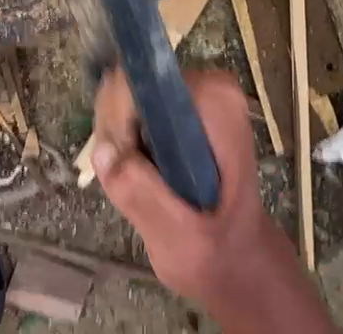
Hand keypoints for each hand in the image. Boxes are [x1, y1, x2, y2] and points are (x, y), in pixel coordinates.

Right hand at [92, 71, 327, 329]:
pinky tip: (137, 172)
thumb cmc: (218, 252)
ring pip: (122, 95)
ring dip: (117, 139)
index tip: (122, 161)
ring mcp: (191, 92)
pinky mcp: (178, 105)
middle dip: (116, 131)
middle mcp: (206, 84)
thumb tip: (104, 151)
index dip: (120, 119)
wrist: (238, 259)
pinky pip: (129, 107)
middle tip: (126, 179)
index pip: (142, 81)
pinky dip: (122, 139)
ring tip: (135, 182)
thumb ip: (143, 195)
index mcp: (216, 103)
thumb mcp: (180, 238)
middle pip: (128, 84)